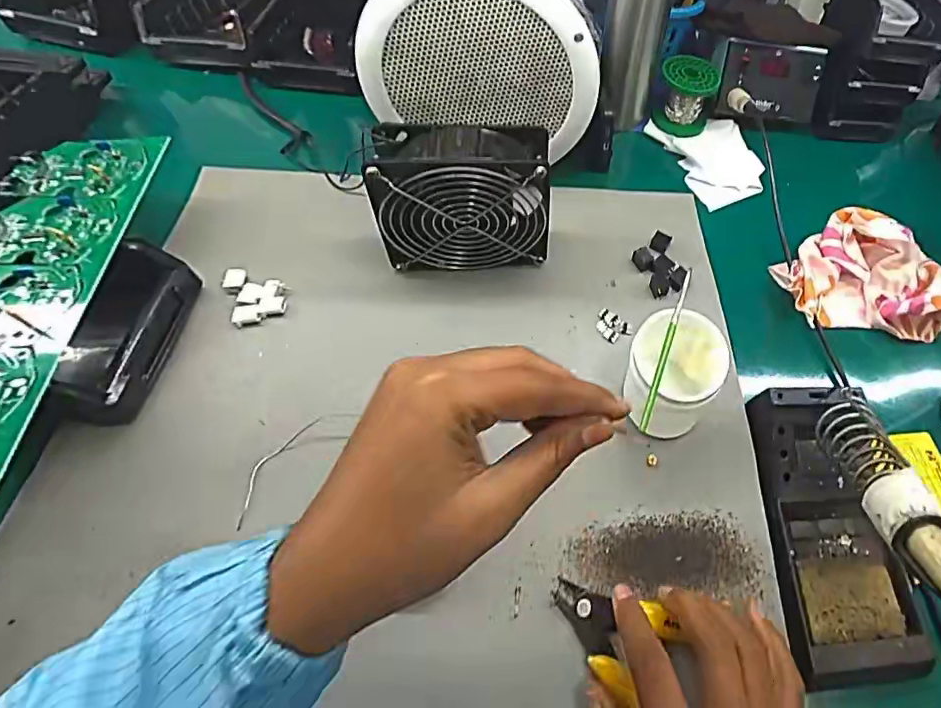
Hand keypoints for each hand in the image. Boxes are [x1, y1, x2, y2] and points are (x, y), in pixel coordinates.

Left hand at [267, 346, 628, 653]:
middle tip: (602, 416)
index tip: (618, 410)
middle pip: (515, 364)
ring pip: (495, 366)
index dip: (582, 395)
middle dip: (563, 388)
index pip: (531, 381)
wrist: (322, 577)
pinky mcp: (406, 389)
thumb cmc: (401, 552)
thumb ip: (550, 457)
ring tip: (572, 421)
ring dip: (537, 388)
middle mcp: (423, 370)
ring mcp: (410, 376)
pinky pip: (471, 378)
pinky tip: (528, 417)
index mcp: (439, 394)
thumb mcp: (490, 509)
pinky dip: (506, 393)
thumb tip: (595, 427)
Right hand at [600, 585, 803, 707]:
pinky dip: (771, 639)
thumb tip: (596, 687)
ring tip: (705, 599)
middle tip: (668, 596)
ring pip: (753, 650)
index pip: (654, 670)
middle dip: (689, 609)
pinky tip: (755, 617)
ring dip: (727, 615)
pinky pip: (787, 675)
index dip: (635, 626)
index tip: (623, 598)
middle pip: (714, 646)